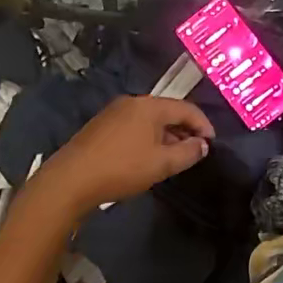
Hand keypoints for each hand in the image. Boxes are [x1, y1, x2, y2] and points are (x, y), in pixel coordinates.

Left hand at [24, 96, 214, 216]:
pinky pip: (134, 125)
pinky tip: (147, 157)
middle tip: (195, 151)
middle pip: (167, 111)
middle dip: (184, 130)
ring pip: (149, 119)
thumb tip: (202, 145)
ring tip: (173, 157)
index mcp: (149, 106)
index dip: (203, 125)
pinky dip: (148, 137)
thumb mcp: (161, 164)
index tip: (212, 144)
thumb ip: (187, 153)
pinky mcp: (101, 125)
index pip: (186, 108)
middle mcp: (132, 102)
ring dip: (166, 135)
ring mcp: (113, 112)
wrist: (71, 179)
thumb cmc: (122, 168)